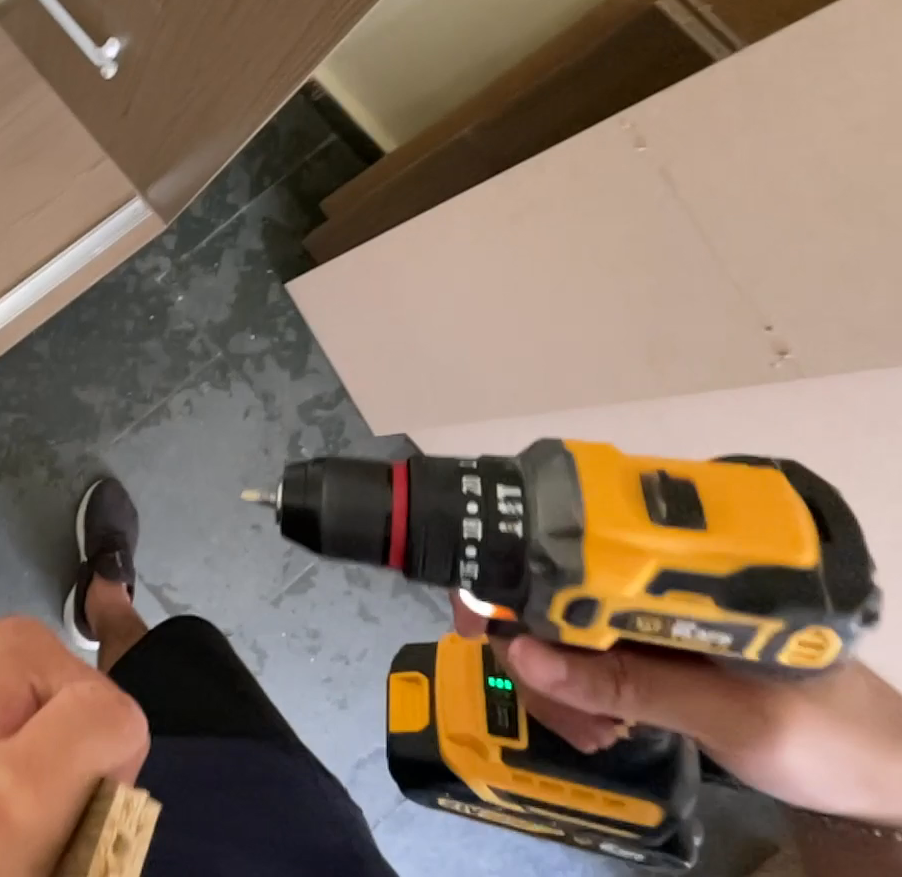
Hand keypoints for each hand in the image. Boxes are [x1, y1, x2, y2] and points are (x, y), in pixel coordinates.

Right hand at [454, 602, 901, 826]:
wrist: (891, 784)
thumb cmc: (830, 738)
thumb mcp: (728, 716)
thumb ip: (624, 684)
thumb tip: (518, 652)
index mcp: (674, 574)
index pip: (567, 554)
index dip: (510, 581)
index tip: (478, 624)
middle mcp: (647, 587)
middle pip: (546, 596)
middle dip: (530, 651)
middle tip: (553, 706)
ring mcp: (641, 621)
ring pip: (553, 633)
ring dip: (552, 684)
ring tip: (592, 730)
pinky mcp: (639, 652)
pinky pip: (576, 660)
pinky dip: (570, 693)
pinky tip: (597, 724)